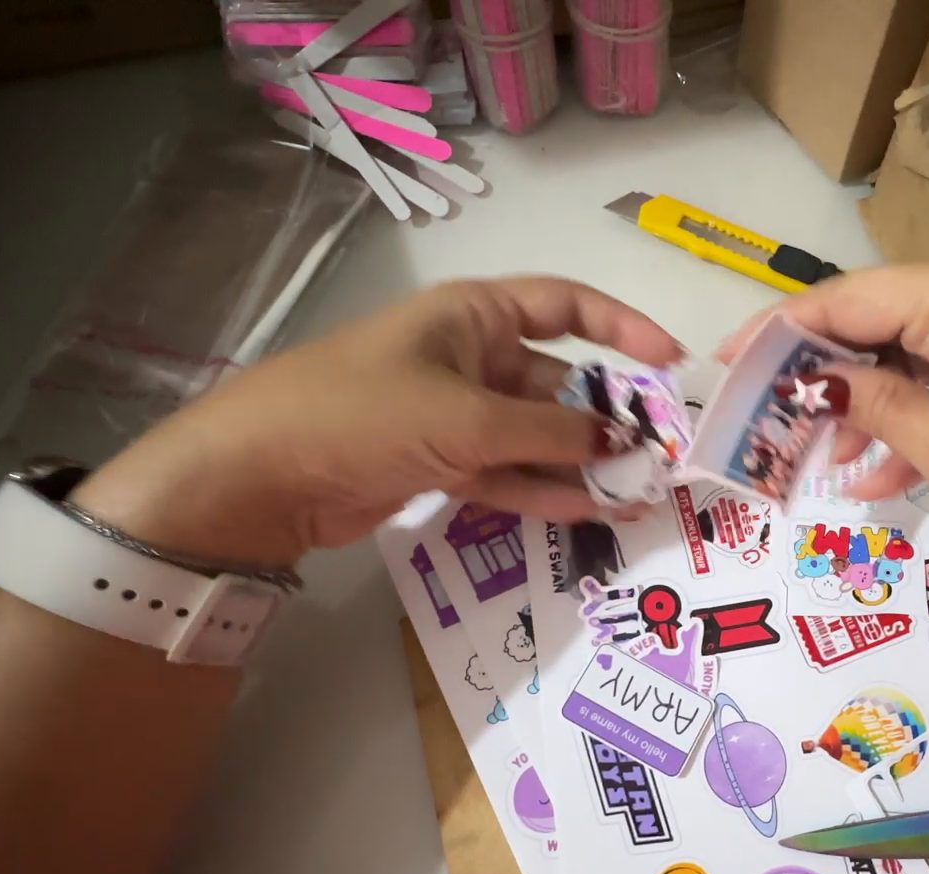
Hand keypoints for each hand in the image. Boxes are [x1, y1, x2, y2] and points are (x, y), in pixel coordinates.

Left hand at [74, 277, 682, 568]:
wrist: (258, 476)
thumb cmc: (362, 413)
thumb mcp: (466, 416)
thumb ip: (550, 431)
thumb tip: (623, 442)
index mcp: (474, 316)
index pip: (565, 306)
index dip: (622, 328)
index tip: (670, 361)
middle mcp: (472, 358)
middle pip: (558, 382)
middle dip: (608, 417)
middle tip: (659, 454)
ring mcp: (458, 415)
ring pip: (538, 435)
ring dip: (583, 464)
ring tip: (637, 493)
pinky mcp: (444, 463)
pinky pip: (510, 473)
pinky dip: (545, 490)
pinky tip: (590, 511)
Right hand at [720, 261, 928, 588]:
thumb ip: (881, 406)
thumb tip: (815, 381)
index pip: (850, 297)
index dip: (781, 330)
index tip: (726, 362)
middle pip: (877, 321)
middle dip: (820, 374)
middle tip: (766, 421)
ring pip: (909, 355)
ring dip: (865, 405)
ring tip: (817, 459)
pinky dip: (913, 420)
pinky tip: (876, 475)